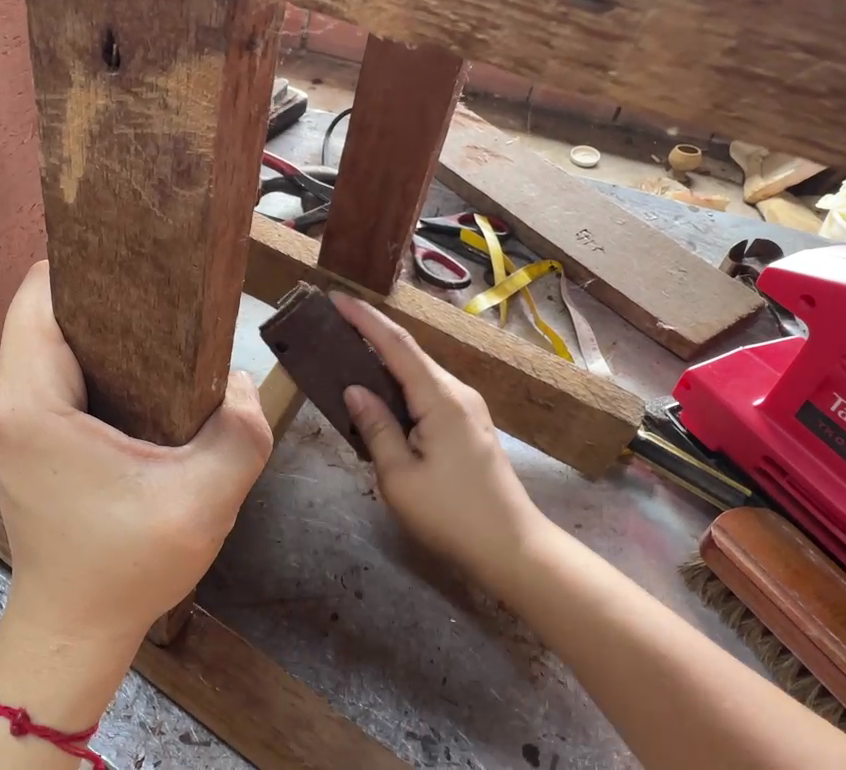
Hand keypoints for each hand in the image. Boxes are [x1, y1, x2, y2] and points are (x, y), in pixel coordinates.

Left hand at [0, 262, 273, 643]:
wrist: (72, 625)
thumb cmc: (127, 566)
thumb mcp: (204, 502)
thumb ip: (241, 432)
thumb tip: (239, 381)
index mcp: (26, 397)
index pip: (45, 287)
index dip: (99, 265)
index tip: (154, 263)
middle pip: (51, 306)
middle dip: (112, 298)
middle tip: (174, 310)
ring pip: (50, 330)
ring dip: (104, 329)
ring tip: (161, 341)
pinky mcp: (9, 421)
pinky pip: (45, 358)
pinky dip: (88, 356)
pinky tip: (135, 373)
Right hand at [331, 291, 547, 573]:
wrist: (513, 549)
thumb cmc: (451, 514)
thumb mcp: (400, 476)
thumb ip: (376, 427)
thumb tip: (354, 389)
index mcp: (440, 398)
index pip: (396, 344)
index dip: (364, 318)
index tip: (335, 297)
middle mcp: (457, 393)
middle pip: (409, 352)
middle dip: (371, 332)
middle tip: (332, 323)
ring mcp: (466, 409)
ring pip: (418, 372)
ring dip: (384, 359)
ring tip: (347, 351)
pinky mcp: (467, 426)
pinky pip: (426, 391)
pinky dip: (398, 383)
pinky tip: (378, 391)